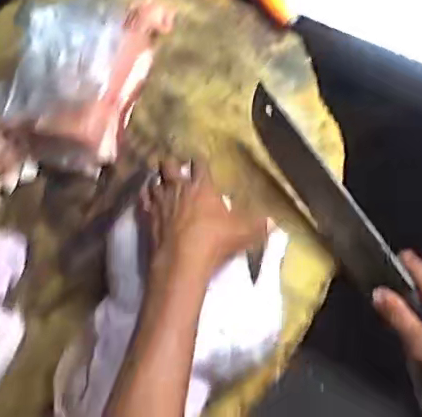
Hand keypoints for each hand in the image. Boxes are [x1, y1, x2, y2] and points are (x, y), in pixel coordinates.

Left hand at [142, 159, 267, 282]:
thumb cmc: (213, 241)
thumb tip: (278, 222)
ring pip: (154, 180)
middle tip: (175, 167)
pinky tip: (146, 198)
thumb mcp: (241, 234)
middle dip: (171, 163)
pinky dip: (145, 197)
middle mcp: (179, 187)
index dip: (199, 161)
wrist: (182, 261)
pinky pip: (143, 199)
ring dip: (157, 180)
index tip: (200, 161)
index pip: (199, 163)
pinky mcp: (148, 216)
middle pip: (170, 164)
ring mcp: (161, 200)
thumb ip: (258, 226)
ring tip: (160, 181)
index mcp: (202, 186)